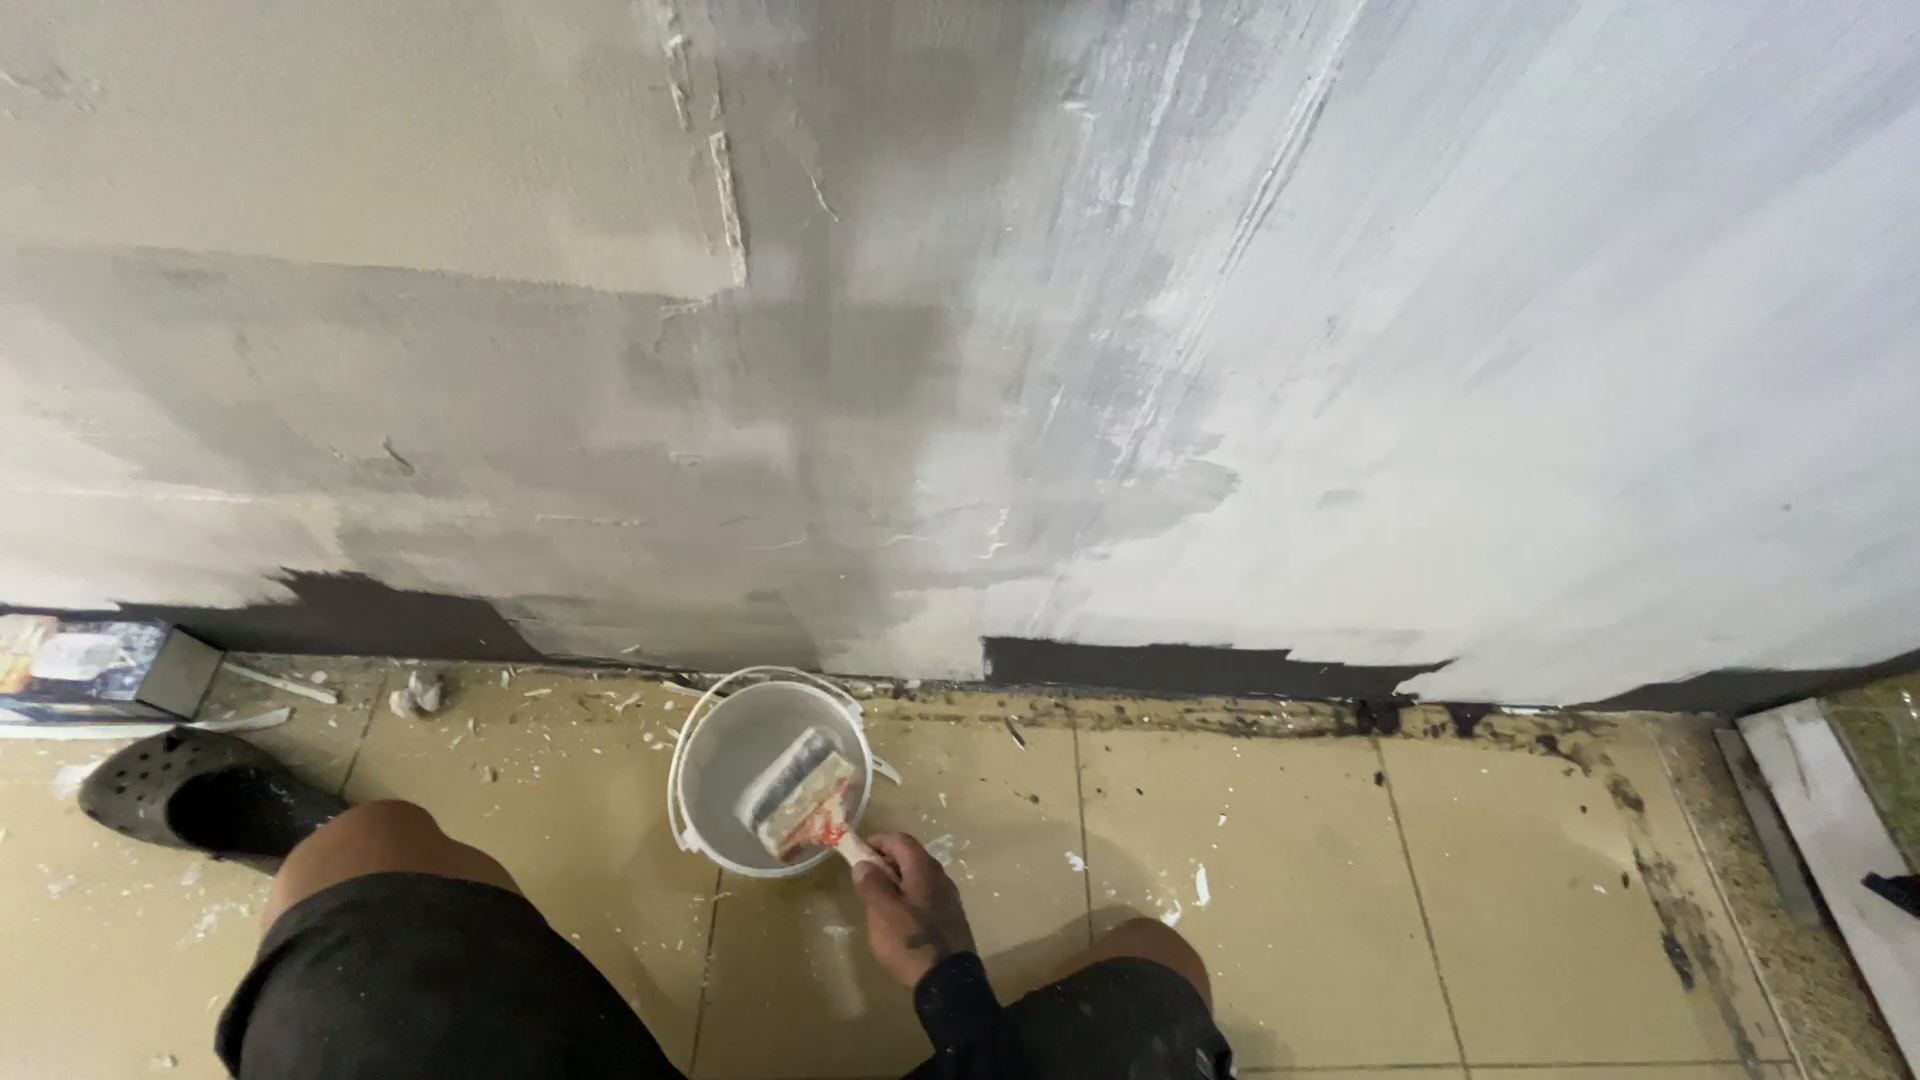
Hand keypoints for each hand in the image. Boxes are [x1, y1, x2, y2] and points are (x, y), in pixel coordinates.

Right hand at [852, 832, 976, 988]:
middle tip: (866, 876)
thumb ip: (872, 884)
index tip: (859, 851)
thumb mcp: (883, 912)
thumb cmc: (912, 942)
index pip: (901, 841)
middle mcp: (940, 877)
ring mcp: (948, 898)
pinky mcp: (951, 918)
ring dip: (898, 880)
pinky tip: (899, 917)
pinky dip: (909, 895)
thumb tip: (864, 863)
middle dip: (887, 860)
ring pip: (919, 877)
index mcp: (924, 869)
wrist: (949, 982)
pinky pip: (926, 895)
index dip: (879, 841)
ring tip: (878, 898)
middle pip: (912, 857)